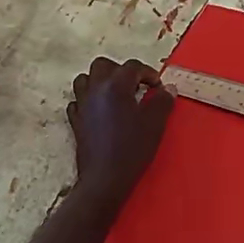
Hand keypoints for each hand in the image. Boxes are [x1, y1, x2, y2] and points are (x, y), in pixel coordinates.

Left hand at [66, 58, 174, 210]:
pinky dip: (88, 100)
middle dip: (120, 70)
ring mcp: (82, 105)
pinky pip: (78, 101)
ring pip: (85, 79)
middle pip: (103, 65)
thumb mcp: (154, 124)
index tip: (157, 86)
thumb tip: (167, 89)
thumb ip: (162, 102)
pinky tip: (100, 111)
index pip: (132, 66)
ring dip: (100, 81)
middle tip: (135, 85)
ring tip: (116, 95)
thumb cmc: (131, 149)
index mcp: (116, 86)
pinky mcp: (75, 121)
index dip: (148, 73)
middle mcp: (95, 90)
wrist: (105, 177)